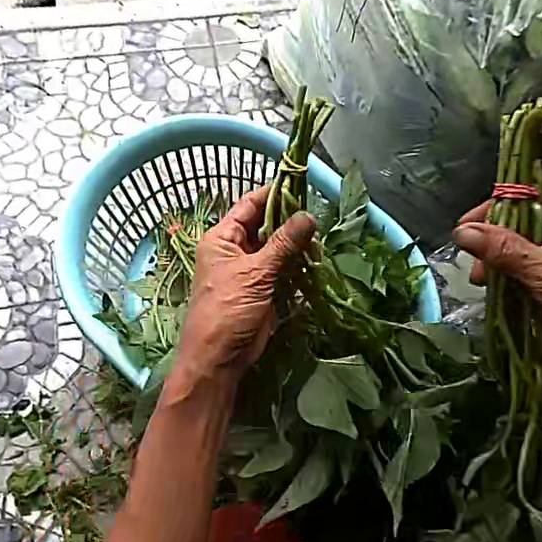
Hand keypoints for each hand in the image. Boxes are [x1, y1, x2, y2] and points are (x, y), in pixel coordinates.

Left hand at [171, 186, 315, 391]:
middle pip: (266, 226)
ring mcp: (251, 271)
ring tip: (321, 239)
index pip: (250, 206)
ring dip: (298, 245)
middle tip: (319, 214)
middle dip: (291, 221)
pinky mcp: (264, 290)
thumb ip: (284, 243)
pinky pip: (284, 270)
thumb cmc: (228, 310)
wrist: (220, 357)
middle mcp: (235, 250)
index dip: (274, 194)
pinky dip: (299, 266)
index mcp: (223, 238)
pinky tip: (317, 260)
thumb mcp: (256, 272)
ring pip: (278, 249)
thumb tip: (308, 216)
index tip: (300, 184)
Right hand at [452, 192, 541, 393]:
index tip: (462, 234)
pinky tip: (508, 297)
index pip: (531, 196)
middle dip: (498, 244)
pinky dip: (525, 283)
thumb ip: (506, 250)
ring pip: (536, 253)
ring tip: (488, 288)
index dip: (493, 211)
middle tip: (477, 273)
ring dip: (509, 267)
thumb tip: (461, 232)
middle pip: (530, 225)